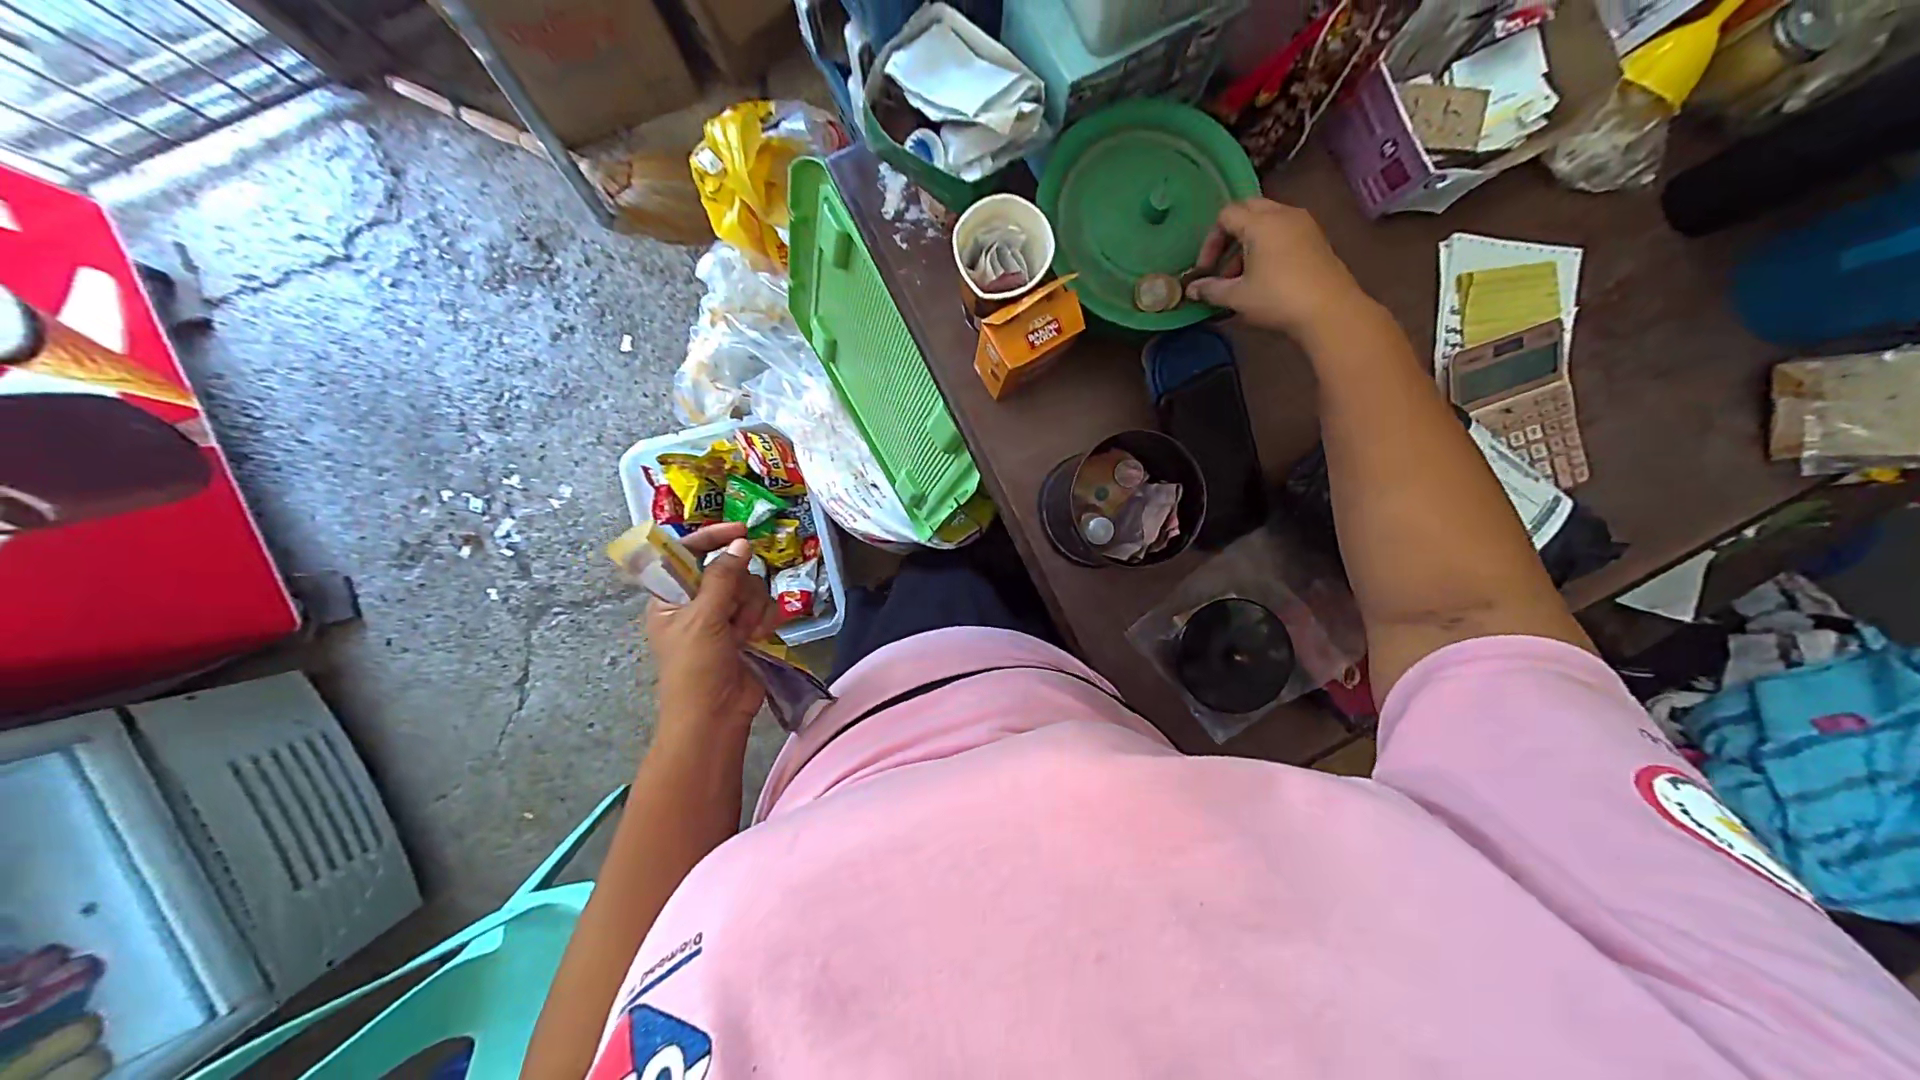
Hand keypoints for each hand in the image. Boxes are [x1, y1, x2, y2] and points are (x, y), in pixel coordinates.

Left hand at [645, 523, 780, 740]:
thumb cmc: (695, 669)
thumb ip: (723, 577)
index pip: (688, 552)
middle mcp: (697, 601)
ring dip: (751, 610)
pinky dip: (763, 620)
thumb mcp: (703, 618)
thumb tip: (741, 543)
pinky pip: (763, 607)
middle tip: (732, 617)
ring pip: (751, 587)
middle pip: (729, 569)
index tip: (740, 531)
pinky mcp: (746, 630)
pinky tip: (757, 637)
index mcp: (671, 596)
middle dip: (738, 591)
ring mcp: (723, 616)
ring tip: (744, 635)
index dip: (712, 538)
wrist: (715, 716)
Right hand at [1185, 199, 1371, 341]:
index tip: (1207, 269)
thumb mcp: (1237, 297)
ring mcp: (1304, 224)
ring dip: (1248, 242)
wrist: (1330, 311)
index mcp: (1261, 223)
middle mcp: (1283, 214)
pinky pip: (1284, 230)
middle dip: (1229, 236)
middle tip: (1222, 264)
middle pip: (1248, 210)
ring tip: (1242, 276)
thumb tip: (1191, 289)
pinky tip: (1264, 275)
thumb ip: (1210, 289)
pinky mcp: (1316, 238)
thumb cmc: (1277, 299)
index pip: (1226, 215)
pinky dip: (1268, 245)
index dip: (1210, 241)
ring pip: (1267, 220)